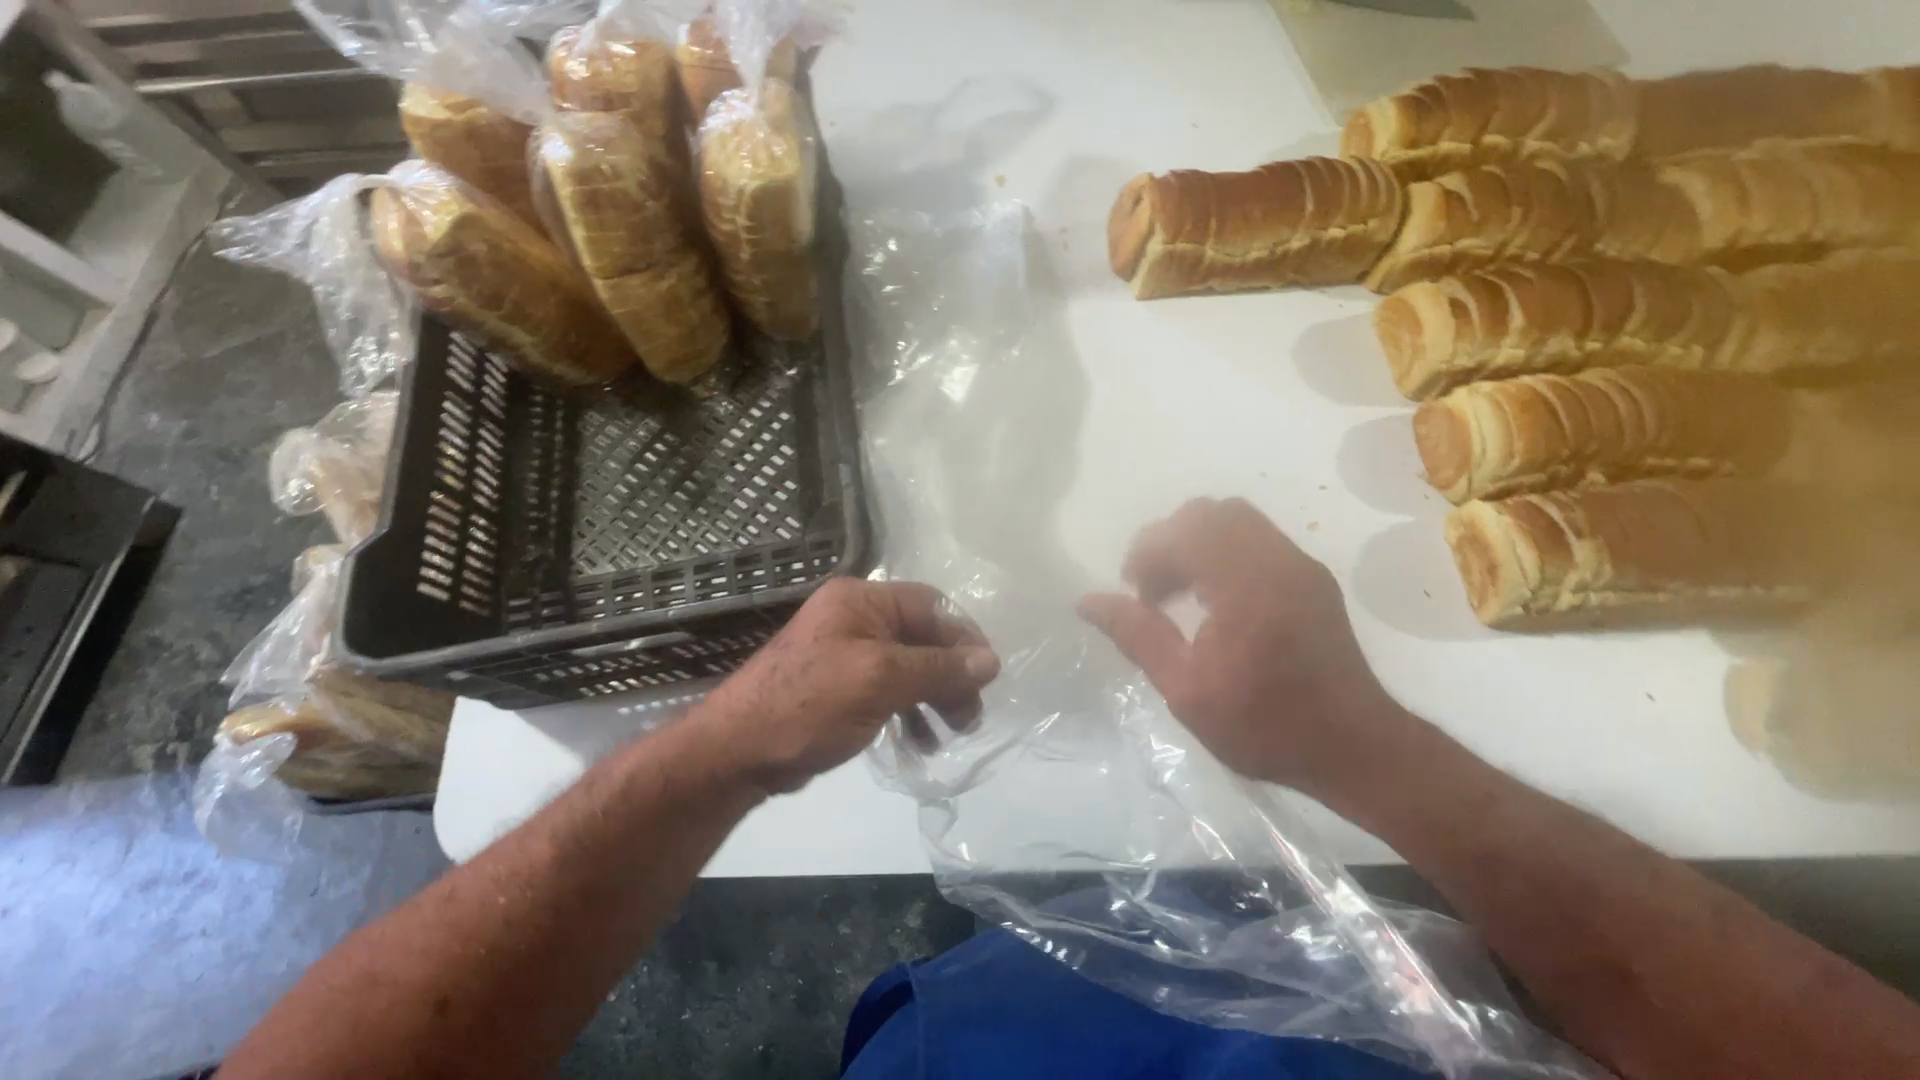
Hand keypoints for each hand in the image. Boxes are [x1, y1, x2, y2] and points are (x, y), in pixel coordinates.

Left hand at [699, 578, 1000, 792]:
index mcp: (861, 601)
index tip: (988, 675)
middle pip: (922, 638)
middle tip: (971, 716)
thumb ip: (938, 668)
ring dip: (935, 697)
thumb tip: (991, 661)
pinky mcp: (840, 689)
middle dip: (951, 674)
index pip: (931, 606)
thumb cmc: (809, 705)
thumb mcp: (880, 680)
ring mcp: (846, 655)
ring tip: (954, 732)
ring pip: (909, 668)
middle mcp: (854, 620)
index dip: (964, 637)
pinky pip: (889, 691)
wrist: (737, 751)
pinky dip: (910, 712)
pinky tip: (922, 741)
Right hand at [1078, 498, 1413, 792]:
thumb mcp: (1186, 691)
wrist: (1353, 747)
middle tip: (1154, 590)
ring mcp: (1301, 566)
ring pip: (1237, 520)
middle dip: (1170, 540)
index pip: (1184, 532)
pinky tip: (1216, 601)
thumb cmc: (1264, 726)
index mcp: (1245, 586)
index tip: (1134, 595)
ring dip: (1198, 543)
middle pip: (1211, 513)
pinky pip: (1259, 539)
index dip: (1147, 553)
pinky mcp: (1313, 578)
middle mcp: (1278, 561)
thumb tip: (1087, 601)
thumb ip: (1137, 636)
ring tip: (1182, 593)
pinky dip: (1225, 552)